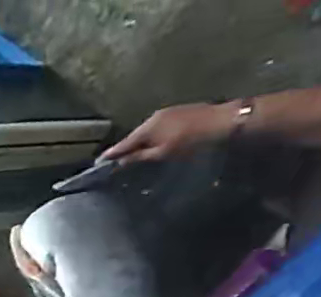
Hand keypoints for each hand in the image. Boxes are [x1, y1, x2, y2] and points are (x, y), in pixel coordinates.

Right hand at [100, 103, 233, 162]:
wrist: (220, 121)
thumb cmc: (189, 142)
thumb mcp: (161, 154)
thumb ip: (139, 157)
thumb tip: (121, 161)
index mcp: (147, 128)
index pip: (123, 144)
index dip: (111, 153)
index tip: (99, 161)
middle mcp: (153, 117)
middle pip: (134, 136)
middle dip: (125, 147)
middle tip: (115, 160)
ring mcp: (166, 112)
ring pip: (145, 131)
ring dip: (139, 142)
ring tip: (133, 153)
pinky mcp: (176, 111)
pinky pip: (156, 126)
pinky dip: (150, 136)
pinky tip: (152, 143)